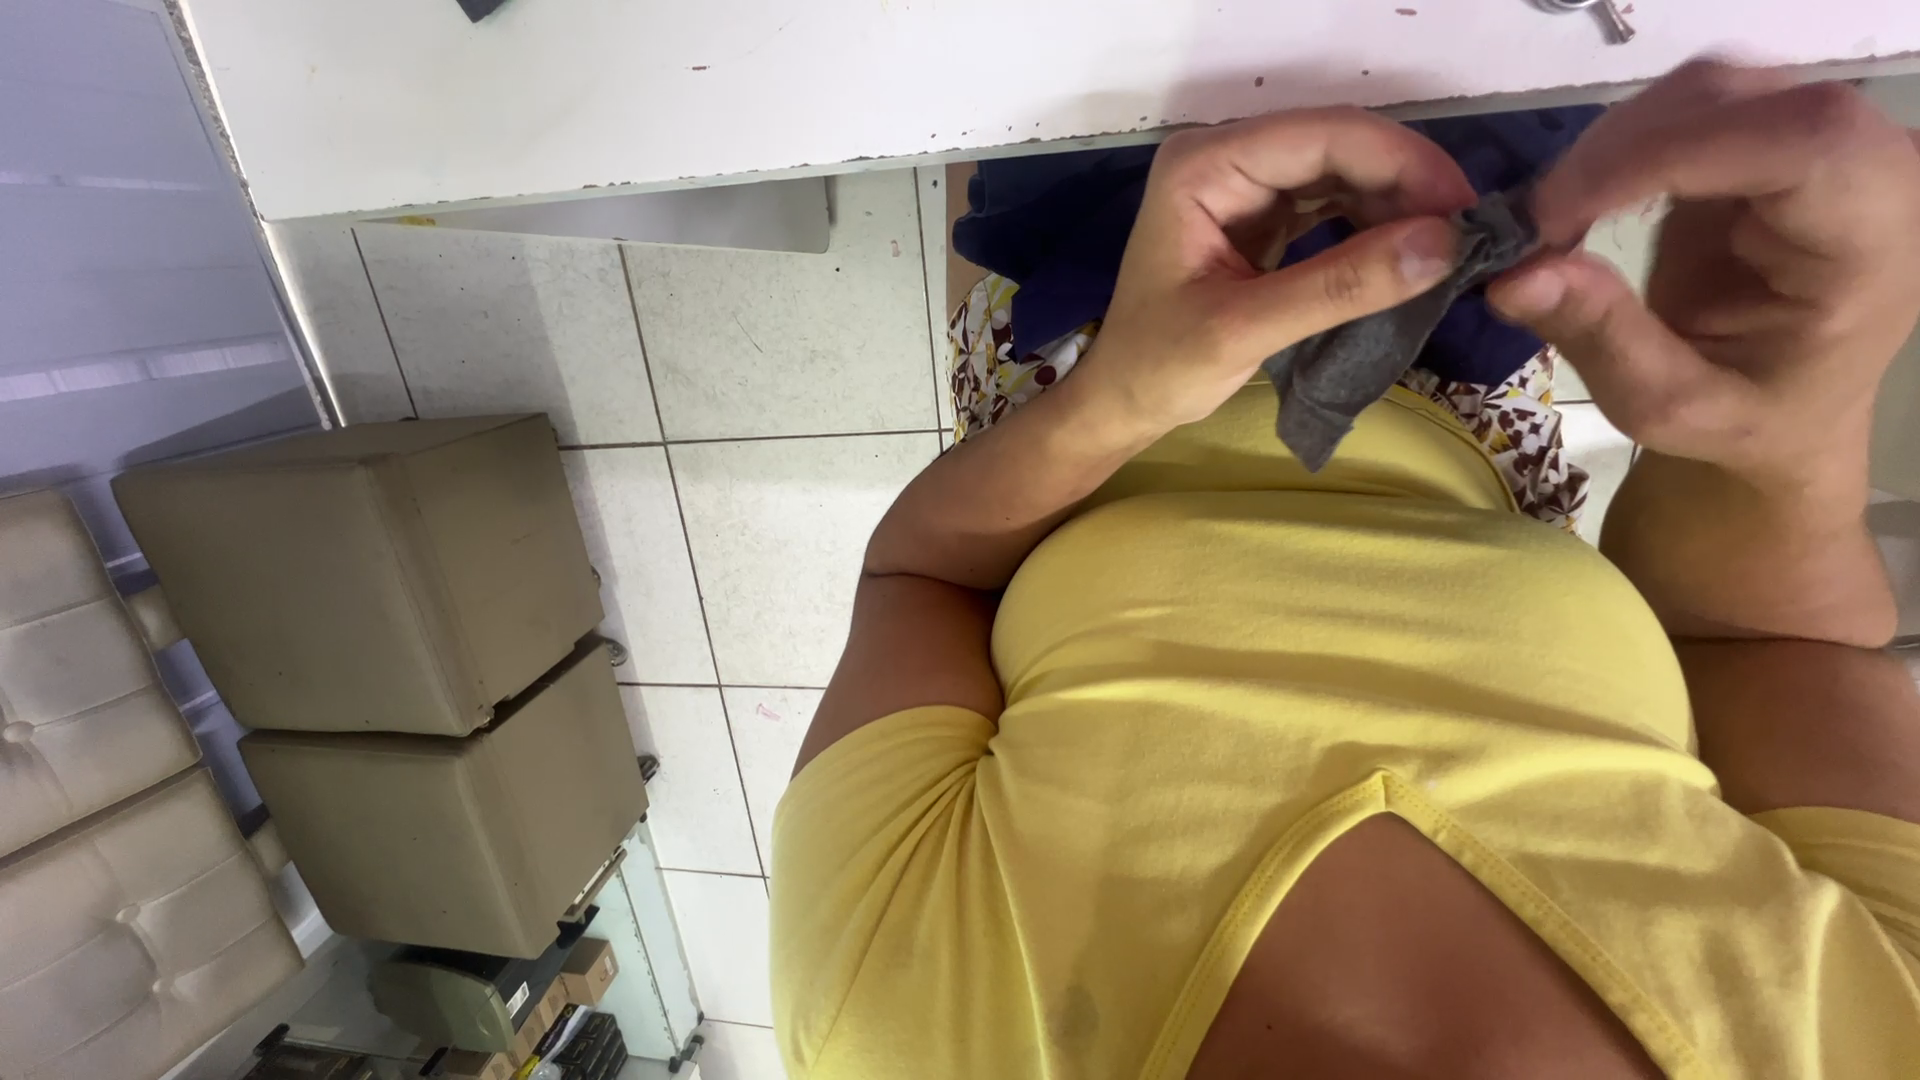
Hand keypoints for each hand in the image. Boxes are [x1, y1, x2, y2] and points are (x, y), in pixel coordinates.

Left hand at [1077, 107, 1475, 431]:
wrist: (1123, 399)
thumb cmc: (1160, 368)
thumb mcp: (1243, 329)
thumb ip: (1337, 286)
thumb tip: (1444, 244)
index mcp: (1202, 167)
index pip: (1322, 137)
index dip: (1403, 164)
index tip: (1463, 212)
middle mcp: (1222, 161)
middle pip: (1336, 147)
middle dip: (1404, 185)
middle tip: (1465, 235)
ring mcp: (1239, 188)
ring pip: (1338, 173)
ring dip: (1393, 205)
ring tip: (1443, 246)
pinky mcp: (1255, 220)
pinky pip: (1326, 206)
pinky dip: (1367, 225)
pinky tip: (1403, 251)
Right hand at [1488, 59, 1919, 499]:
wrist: (1784, 411)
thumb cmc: (1742, 420)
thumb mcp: (1664, 406)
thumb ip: (1600, 339)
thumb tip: (1510, 276)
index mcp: (1872, 239)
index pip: (1796, 140)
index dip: (1664, 157)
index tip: (1549, 220)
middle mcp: (1864, 169)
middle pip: (1744, 95)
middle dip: (1616, 152)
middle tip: (1532, 231)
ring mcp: (1811, 152)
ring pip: (1705, 90)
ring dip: (1605, 149)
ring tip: (1547, 227)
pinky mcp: (1756, 155)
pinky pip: (1680, 115)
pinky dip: (1609, 152)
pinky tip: (1574, 211)